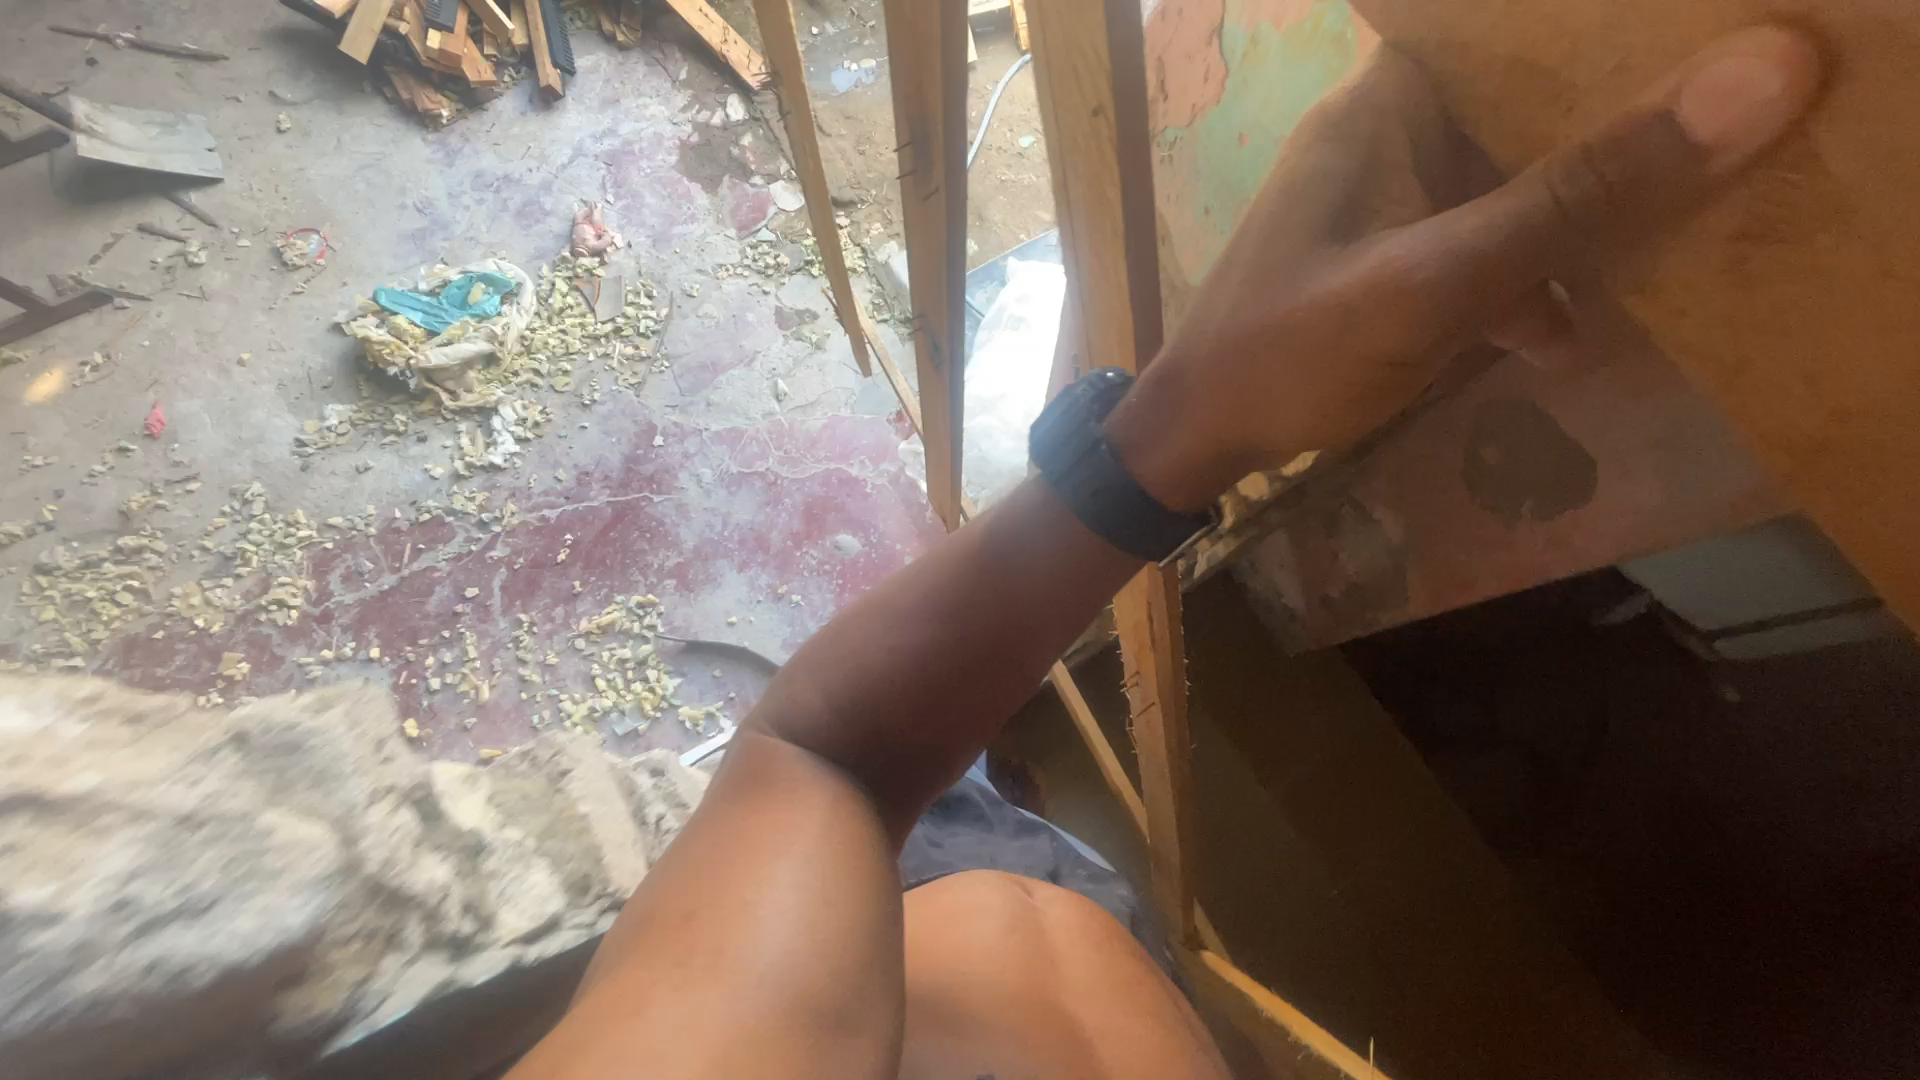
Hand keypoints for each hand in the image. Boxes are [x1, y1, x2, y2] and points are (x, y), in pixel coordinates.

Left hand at [1107, 25, 1823, 512]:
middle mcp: (1378, 143)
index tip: (1703, 36)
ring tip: (1673, 251)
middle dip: (1612, 132)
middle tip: (1725, 147)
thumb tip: (1765, 71)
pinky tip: (1566, 343)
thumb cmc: (1287, 355)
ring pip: (1503, 187)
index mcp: (1377, 109)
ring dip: (1575, 225)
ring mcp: (1379, 211)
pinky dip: (1516, 290)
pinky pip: (1470, 255)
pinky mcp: (1379, 272)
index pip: (1505, 25)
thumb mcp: (1431, 282)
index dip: (1600, 29)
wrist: (1197, 436)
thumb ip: (1570, 196)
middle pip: (1519, 107)